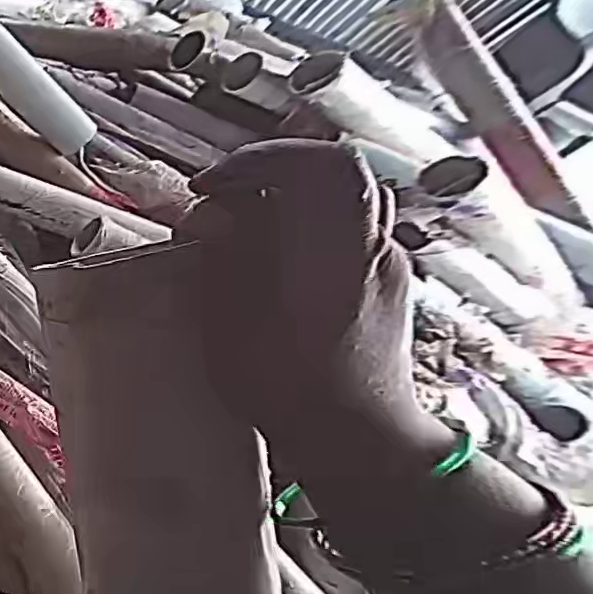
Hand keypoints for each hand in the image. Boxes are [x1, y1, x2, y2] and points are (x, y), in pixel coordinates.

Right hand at [177, 139, 422, 461]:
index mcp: (337, 253)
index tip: (208, 185)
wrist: (355, 434)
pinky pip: (341, 230)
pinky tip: (262, 260)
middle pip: (332, 175)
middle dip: (264, 176)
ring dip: (280, 201)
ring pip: (337, 201)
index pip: (321, 166)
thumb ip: (226, 262)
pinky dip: (296, 227)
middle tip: (215, 201)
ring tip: (232, 229)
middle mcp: (372, 246)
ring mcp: (384, 262)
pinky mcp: (380, 280)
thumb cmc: (285, 385)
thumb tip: (210, 220)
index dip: (260, 159)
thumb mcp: (233, 324)